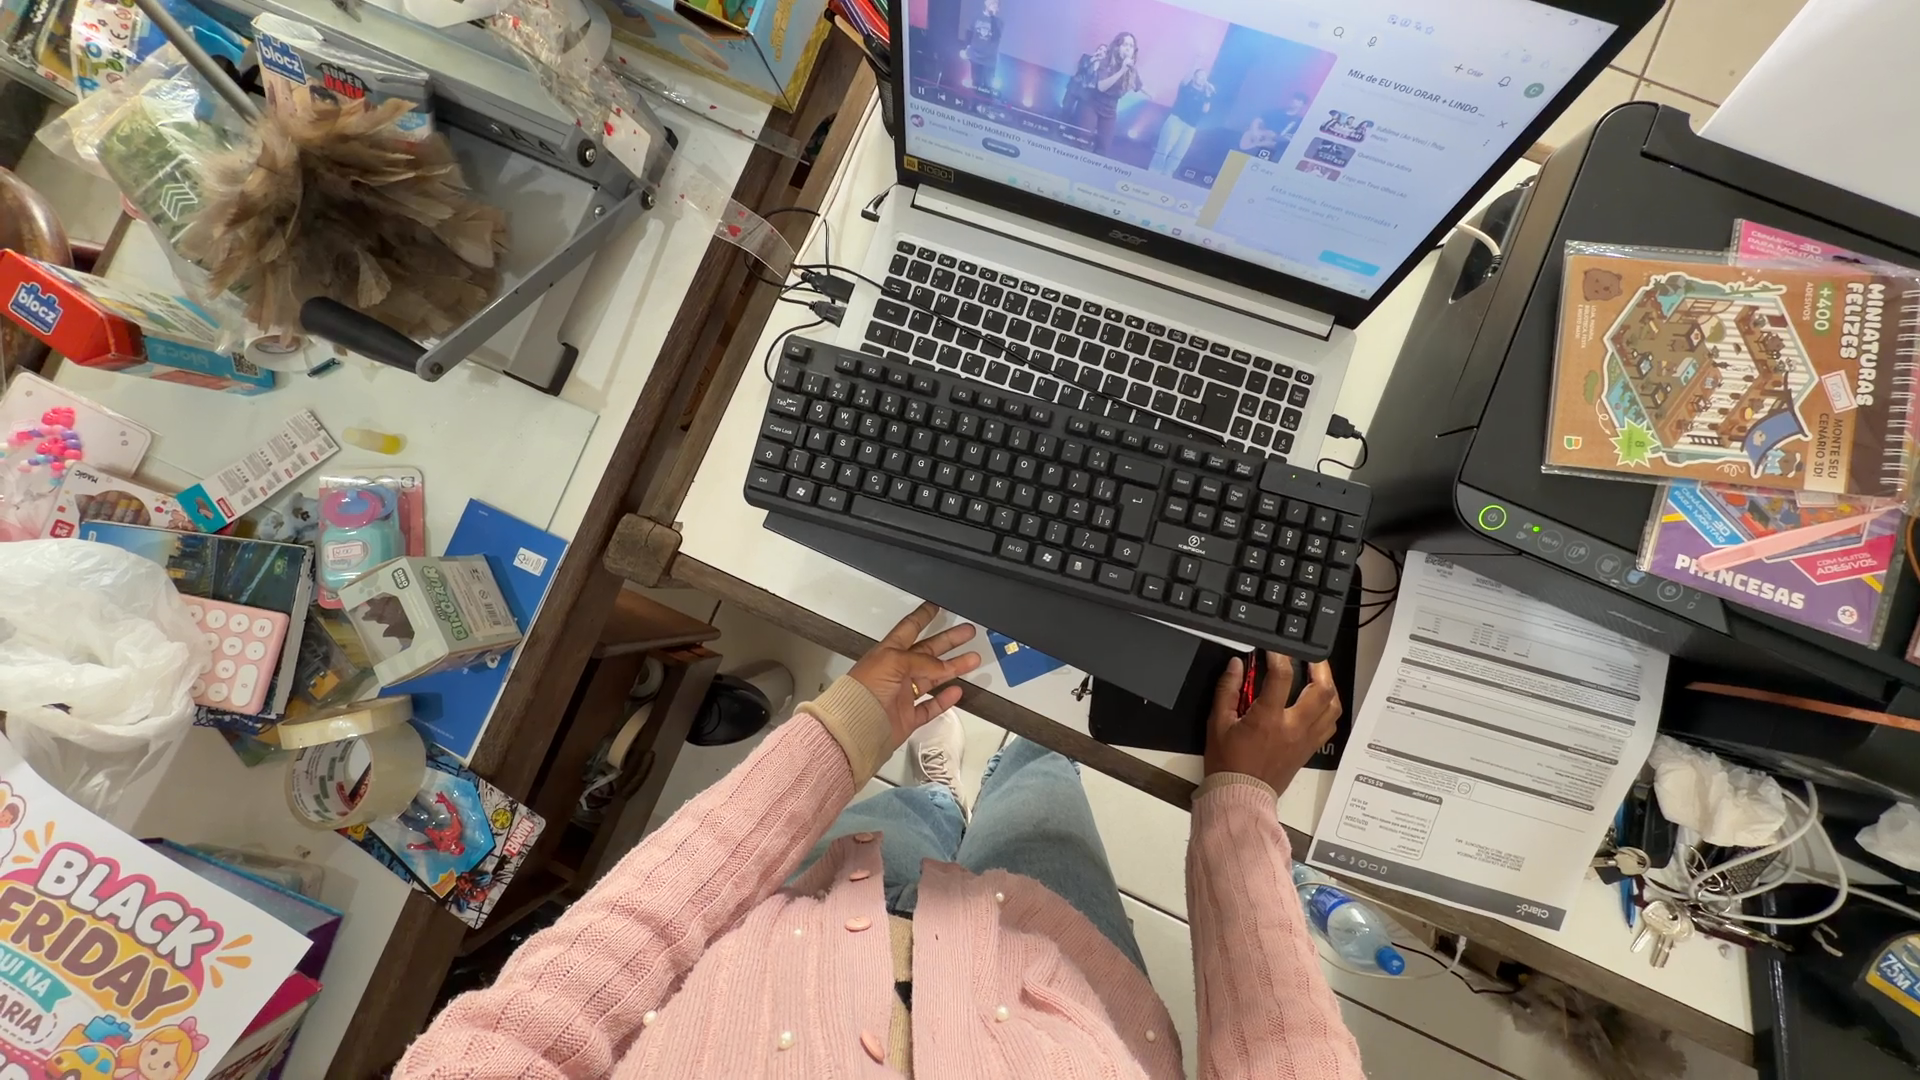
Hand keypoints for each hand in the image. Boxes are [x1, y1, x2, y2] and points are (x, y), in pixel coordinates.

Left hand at [847, 603, 981, 752]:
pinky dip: (945, 700)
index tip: (935, 606)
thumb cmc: (864, 689)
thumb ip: (922, 660)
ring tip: (973, 659)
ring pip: (934, 678)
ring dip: (954, 668)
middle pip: (929, 651)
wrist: (855, 725)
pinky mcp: (907, 717)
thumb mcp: (894, 661)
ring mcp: (903, 694)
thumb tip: (943, 666)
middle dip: (949, 640)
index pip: (909, 628)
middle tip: (968, 632)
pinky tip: (957, 691)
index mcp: (889, 653)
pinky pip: (931, 706)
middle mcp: (897, 671)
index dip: (923, 616)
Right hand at [1204, 654, 1341, 793]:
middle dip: (1319, 666)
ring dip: (1329, 686)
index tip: (1274, 648)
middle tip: (1310, 655)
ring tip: (1319, 673)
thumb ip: (1227, 689)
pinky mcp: (1310, 748)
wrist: (1241, 793)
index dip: (1279, 656)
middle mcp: (1293, 727)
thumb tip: (1237, 664)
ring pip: (1333, 706)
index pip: (1282, 677)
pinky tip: (1319, 700)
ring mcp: (1306, 738)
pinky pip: (1330, 724)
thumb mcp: (1217, 721)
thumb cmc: (1227, 760)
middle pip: (1322, 690)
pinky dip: (1329, 707)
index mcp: (1268, 719)